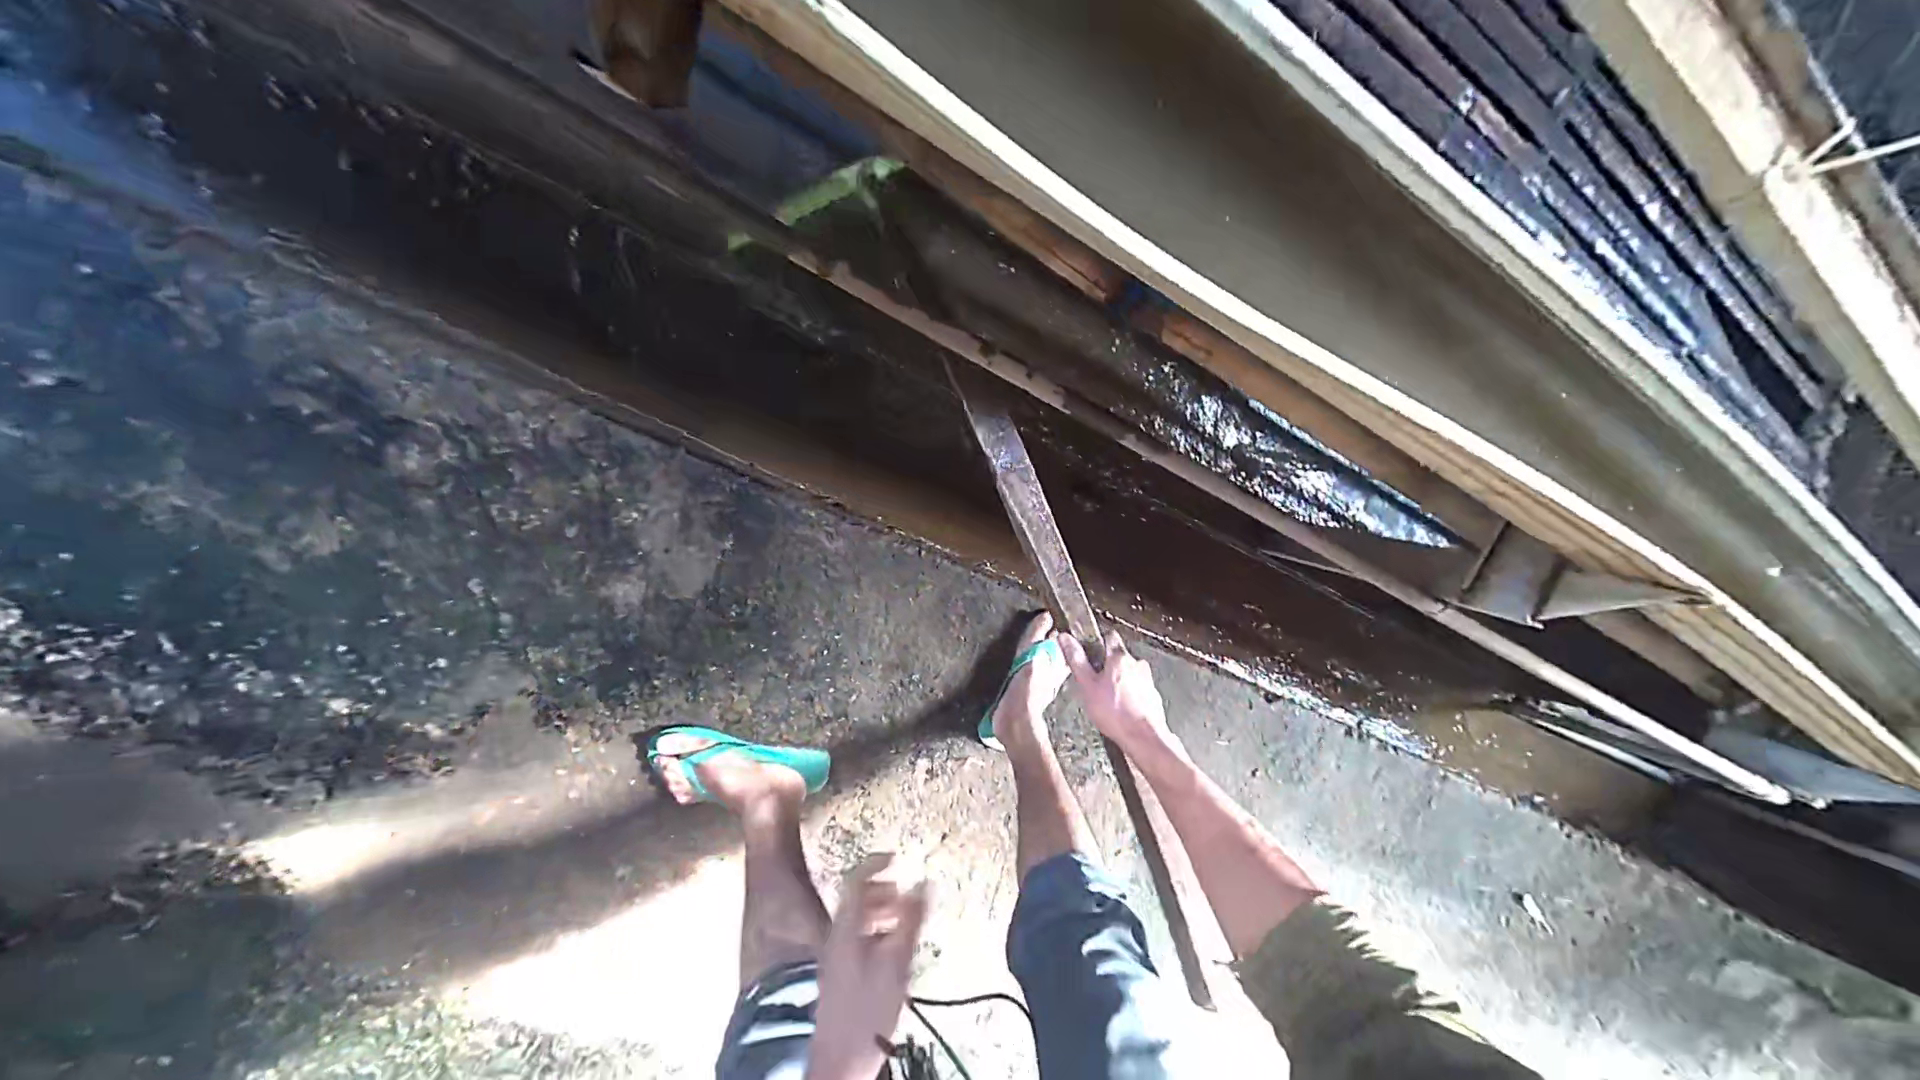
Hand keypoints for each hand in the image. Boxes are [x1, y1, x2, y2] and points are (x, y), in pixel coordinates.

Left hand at [805, 854, 930, 1079]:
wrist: (839, 1062)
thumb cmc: (868, 1010)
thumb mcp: (897, 961)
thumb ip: (911, 919)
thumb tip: (925, 882)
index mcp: (846, 927)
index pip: (855, 879)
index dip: (875, 862)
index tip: (896, 856)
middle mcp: (836, 935)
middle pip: (855, 898)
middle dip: (882, 889)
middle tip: (903, 892)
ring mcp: (835, 955)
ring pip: (856, 918)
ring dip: (880, 910)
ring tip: (903, 918)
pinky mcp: (839, 974)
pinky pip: (856, 937)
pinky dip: (876, 931)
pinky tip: (893, 949)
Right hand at [1057, 630, 1175, 755]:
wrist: (1143, 737)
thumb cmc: (1115, 712)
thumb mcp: (1087, 685)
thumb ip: (1076, 660)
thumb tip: (1065, 639)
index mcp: (1119, 657)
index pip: (1110, 637)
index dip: (1099, 641)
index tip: (1091, 650)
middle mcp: (1137, 664)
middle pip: (1119, 657)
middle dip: (1108, 667)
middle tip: (1095, 683)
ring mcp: (1148, 681)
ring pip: (1129, 674)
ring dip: (1120, 682)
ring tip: (1107, 700)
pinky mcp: (1153, 696)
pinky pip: (1138, 690)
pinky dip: (1130, 696)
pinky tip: (1121, 710)